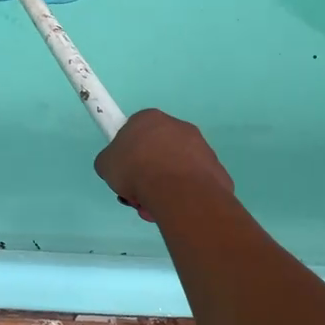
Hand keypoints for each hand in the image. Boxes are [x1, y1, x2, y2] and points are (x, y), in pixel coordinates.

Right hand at [95, 108, 233, 222]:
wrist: (179, 193)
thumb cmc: (136, 170)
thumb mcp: (105, 164)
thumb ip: (112, 160)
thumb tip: (121, 168)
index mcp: (150, 118)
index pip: (135, 129)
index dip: (128, 149)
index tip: (125, 165)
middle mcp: (179, 127)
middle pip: (158, 147)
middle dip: (148, 168)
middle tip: (137, 188)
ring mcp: (204, 149)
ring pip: (178, 166)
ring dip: (166, 183)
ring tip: (155, 203)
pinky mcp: (219, 171)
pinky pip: (196, 181)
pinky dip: (186, 193)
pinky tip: (175, 206)